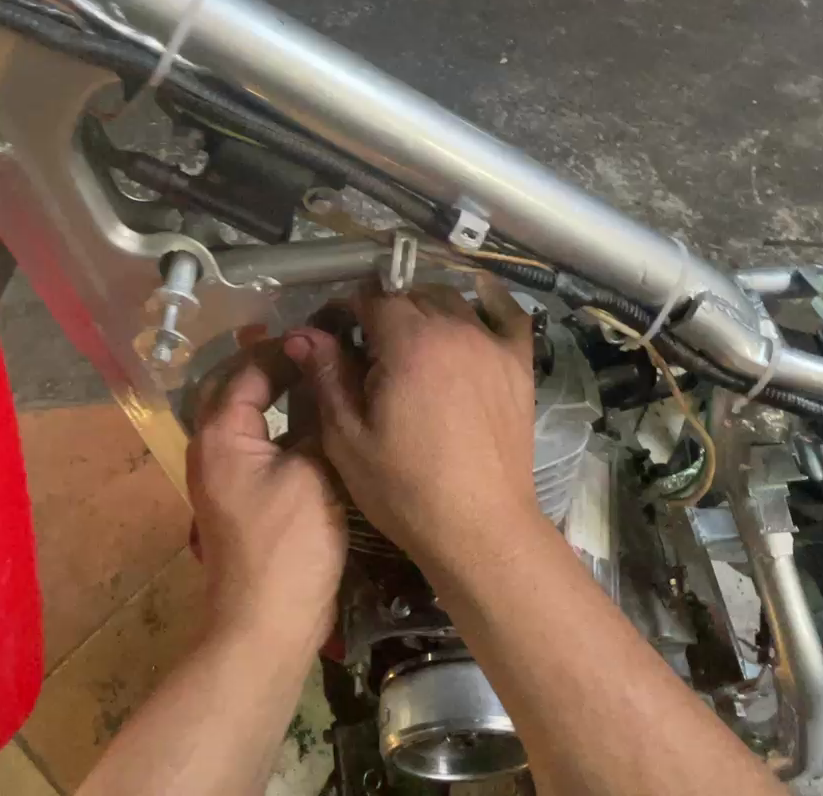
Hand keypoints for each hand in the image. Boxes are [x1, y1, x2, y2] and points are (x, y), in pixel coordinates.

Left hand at [186, 339, 346, 650]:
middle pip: (232, 384)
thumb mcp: (315, 473)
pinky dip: (275, 420)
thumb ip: (318, 417)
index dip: (288, 348)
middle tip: (313, 346)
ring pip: (239, 412)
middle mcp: (209, 446)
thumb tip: (328, 374)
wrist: (264, 625)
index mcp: (221, 433)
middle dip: (269, 361)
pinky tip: (308, 419)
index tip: (328, 335)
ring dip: (270, 389)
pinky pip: (250, 438)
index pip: (250, 368)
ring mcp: (219, 472)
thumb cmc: (290, 545)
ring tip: (313, 372)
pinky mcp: (235, 493)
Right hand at [283, 278, 542, 572]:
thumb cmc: (405, 489)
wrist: (480, 528)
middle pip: (412, 295)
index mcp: (409, 343)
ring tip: (410, 340)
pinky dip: (490, 302)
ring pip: (453, 301)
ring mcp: (492, 344)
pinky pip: (508, 315)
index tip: (334, 333)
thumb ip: (326, 377)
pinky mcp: (519, 365)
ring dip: (426, 308)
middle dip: (384, 309)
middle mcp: (454, 329)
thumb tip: (303, 333)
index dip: (347, 311)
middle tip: (367, 345)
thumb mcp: (347, 438)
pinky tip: (476, 303)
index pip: (372, 299)